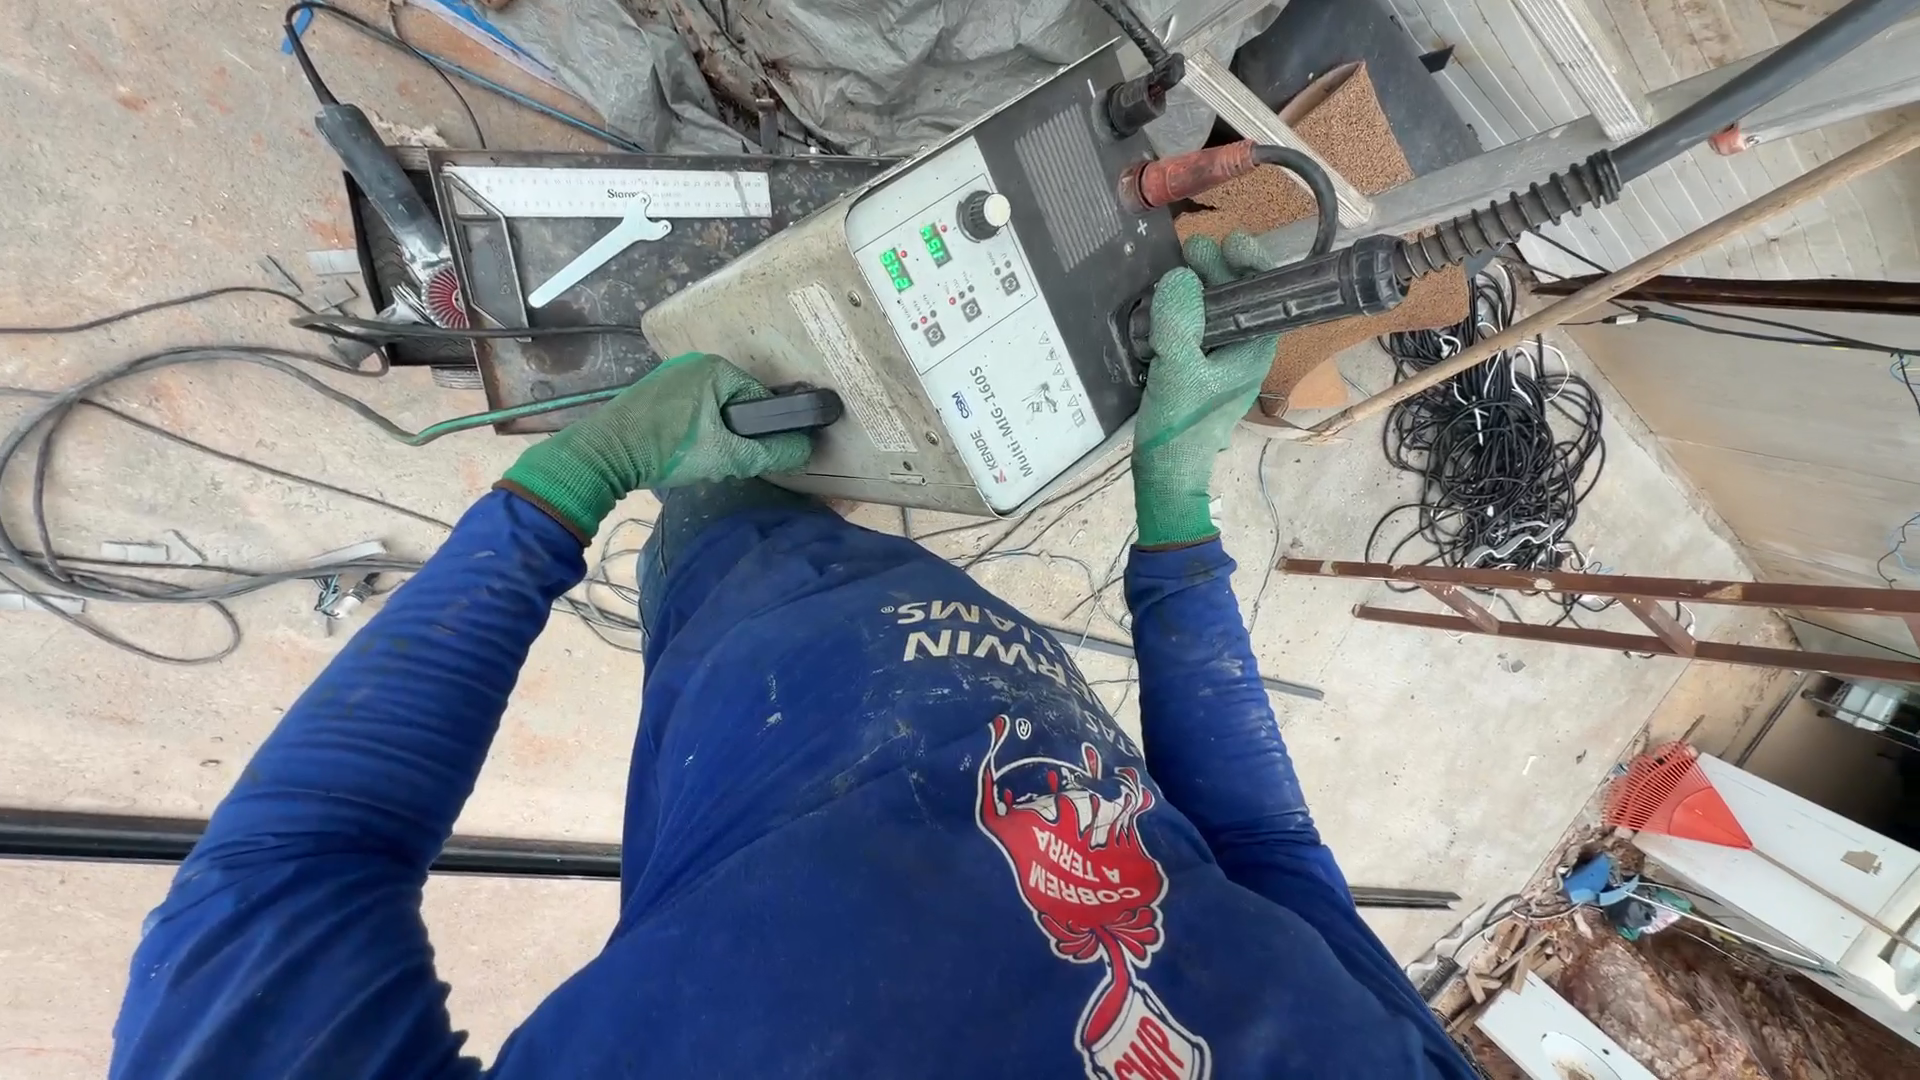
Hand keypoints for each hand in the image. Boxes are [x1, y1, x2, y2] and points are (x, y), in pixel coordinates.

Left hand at [500, 353, 811, 538]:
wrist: (602, 456)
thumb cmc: (667, 449)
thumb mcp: (725, 456)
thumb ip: (769, 453)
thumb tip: (805, 449)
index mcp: (715, 368)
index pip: (760, 400)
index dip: (764, 431)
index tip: (754, 454)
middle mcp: (693, 363)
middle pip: (737, 404)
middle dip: (736, 433)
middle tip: (726, 460)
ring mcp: (670, 375)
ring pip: (713, 408)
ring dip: (715, 433)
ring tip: (703, 458)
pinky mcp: (653, 390)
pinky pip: (690, 408)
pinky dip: (694, 429)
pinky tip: (683, 450)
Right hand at [1132, 232, 1279, 547]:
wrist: (1165, 472)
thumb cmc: (1181, 426)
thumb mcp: (1178, 370)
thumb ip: (1179, 322)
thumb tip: (1179, 279)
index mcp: (1253, 350)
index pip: (1266, 294)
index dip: (1251, 263)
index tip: (1229, 242)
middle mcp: (1241, 352)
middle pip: (1238, 300)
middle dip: (1218, 272)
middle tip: (1191, 251)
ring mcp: (1216, 363)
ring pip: (1213, 315)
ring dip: (1196, 292)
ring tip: (1174, 273)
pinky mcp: (1193, 373)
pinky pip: (1192, 333)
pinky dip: (1180, 315)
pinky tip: (1160, 308)